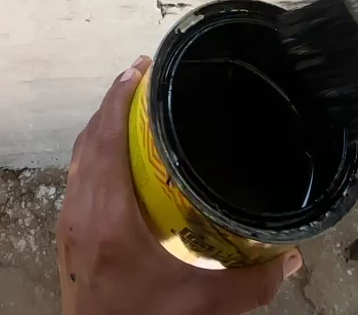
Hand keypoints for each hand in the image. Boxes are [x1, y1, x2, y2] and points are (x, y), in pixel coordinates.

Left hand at [56, 58, 301, 314]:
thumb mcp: (203, 306)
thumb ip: (251, 283)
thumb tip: (290, 258)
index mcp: (109, 216)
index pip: (107, 138)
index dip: (120, 97)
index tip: (140, 67)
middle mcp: (81, 210)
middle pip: (91, 137)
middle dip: (113, 100)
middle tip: (142, 74)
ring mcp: (69, 221)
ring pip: (80, 154)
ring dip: (102, 123)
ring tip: (129, 103)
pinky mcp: (67, 234)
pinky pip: (77, 174)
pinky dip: (94, 150)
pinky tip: (115, 152)